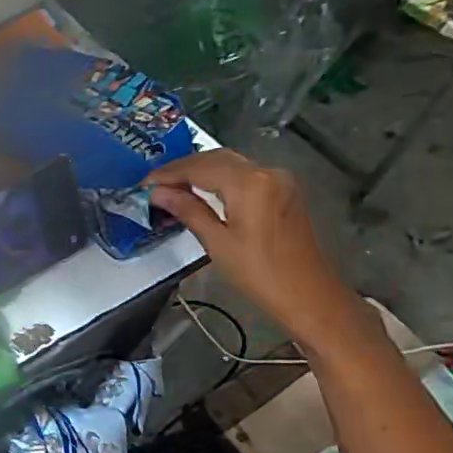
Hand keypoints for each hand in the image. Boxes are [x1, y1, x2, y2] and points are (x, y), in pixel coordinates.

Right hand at [145, 150, 366, 352]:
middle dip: (183, 168)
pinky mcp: (284, 190)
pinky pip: (244, 174)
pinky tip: (201, 191)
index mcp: (250, 184)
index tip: (143, 184)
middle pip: (216, 159)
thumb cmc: (259, 273)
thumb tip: (158, 193)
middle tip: (154, 185)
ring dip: (200, 171)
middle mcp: (267, 172)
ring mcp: (279, 180)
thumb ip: (188, 210)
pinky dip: (219, 177)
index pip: (200, 168)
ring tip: (172, 187)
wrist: (308, 294)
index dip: (168, 174)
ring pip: (230, 163)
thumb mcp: (217, 243)